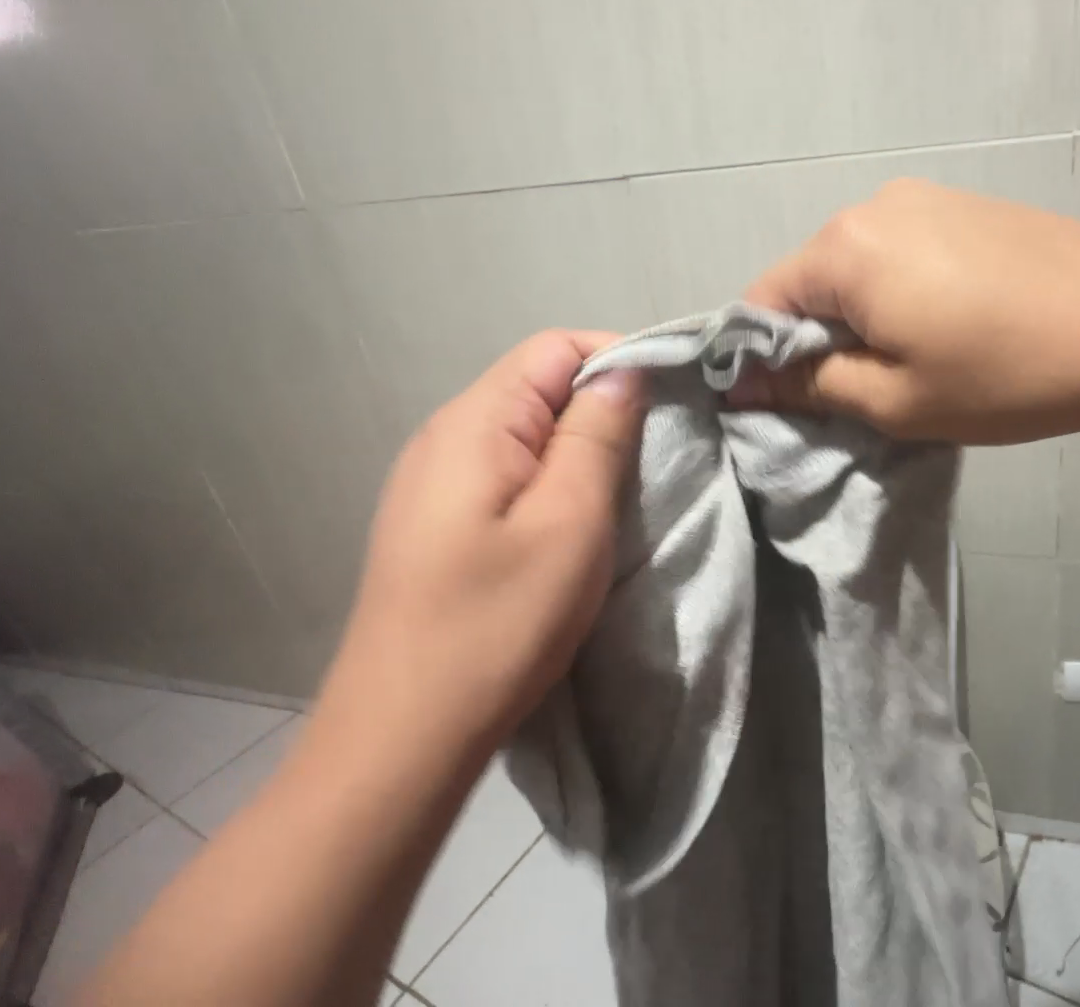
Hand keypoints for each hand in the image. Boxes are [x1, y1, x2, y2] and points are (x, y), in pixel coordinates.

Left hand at [329, 331, 645, 745]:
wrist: (406, 731)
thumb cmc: (498, 622)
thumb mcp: (570, 522)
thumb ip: (598, 436)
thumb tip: (624, 372)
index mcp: (475, 423)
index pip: (556, 348)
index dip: (620, 360)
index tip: (673, 405)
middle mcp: (444, 437)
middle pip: (538, 386)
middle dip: (604, 409)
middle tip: (655, 462)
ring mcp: (433, 483)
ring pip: (526, 435)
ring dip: (581, 451)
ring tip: (622, 496)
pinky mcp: (437, 524)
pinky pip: (506, 475)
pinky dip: (551, 484)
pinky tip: (571, 528)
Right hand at [734, 178, 1079, 442]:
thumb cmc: (1006, 375)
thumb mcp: (895, 400)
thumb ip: (809, 385)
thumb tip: (744, 383)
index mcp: (844, 249)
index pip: (760, 301)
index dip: (759, 359)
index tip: (786, 404)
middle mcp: (876, 205)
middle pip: (811, 281)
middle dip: (817, 338)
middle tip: (861, 394)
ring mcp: (929, 198)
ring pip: (860, 268)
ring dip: (863, 318)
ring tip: (914, 364)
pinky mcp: (969, 206)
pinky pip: (904, 253)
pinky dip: (902, 294)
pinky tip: (950, 328)